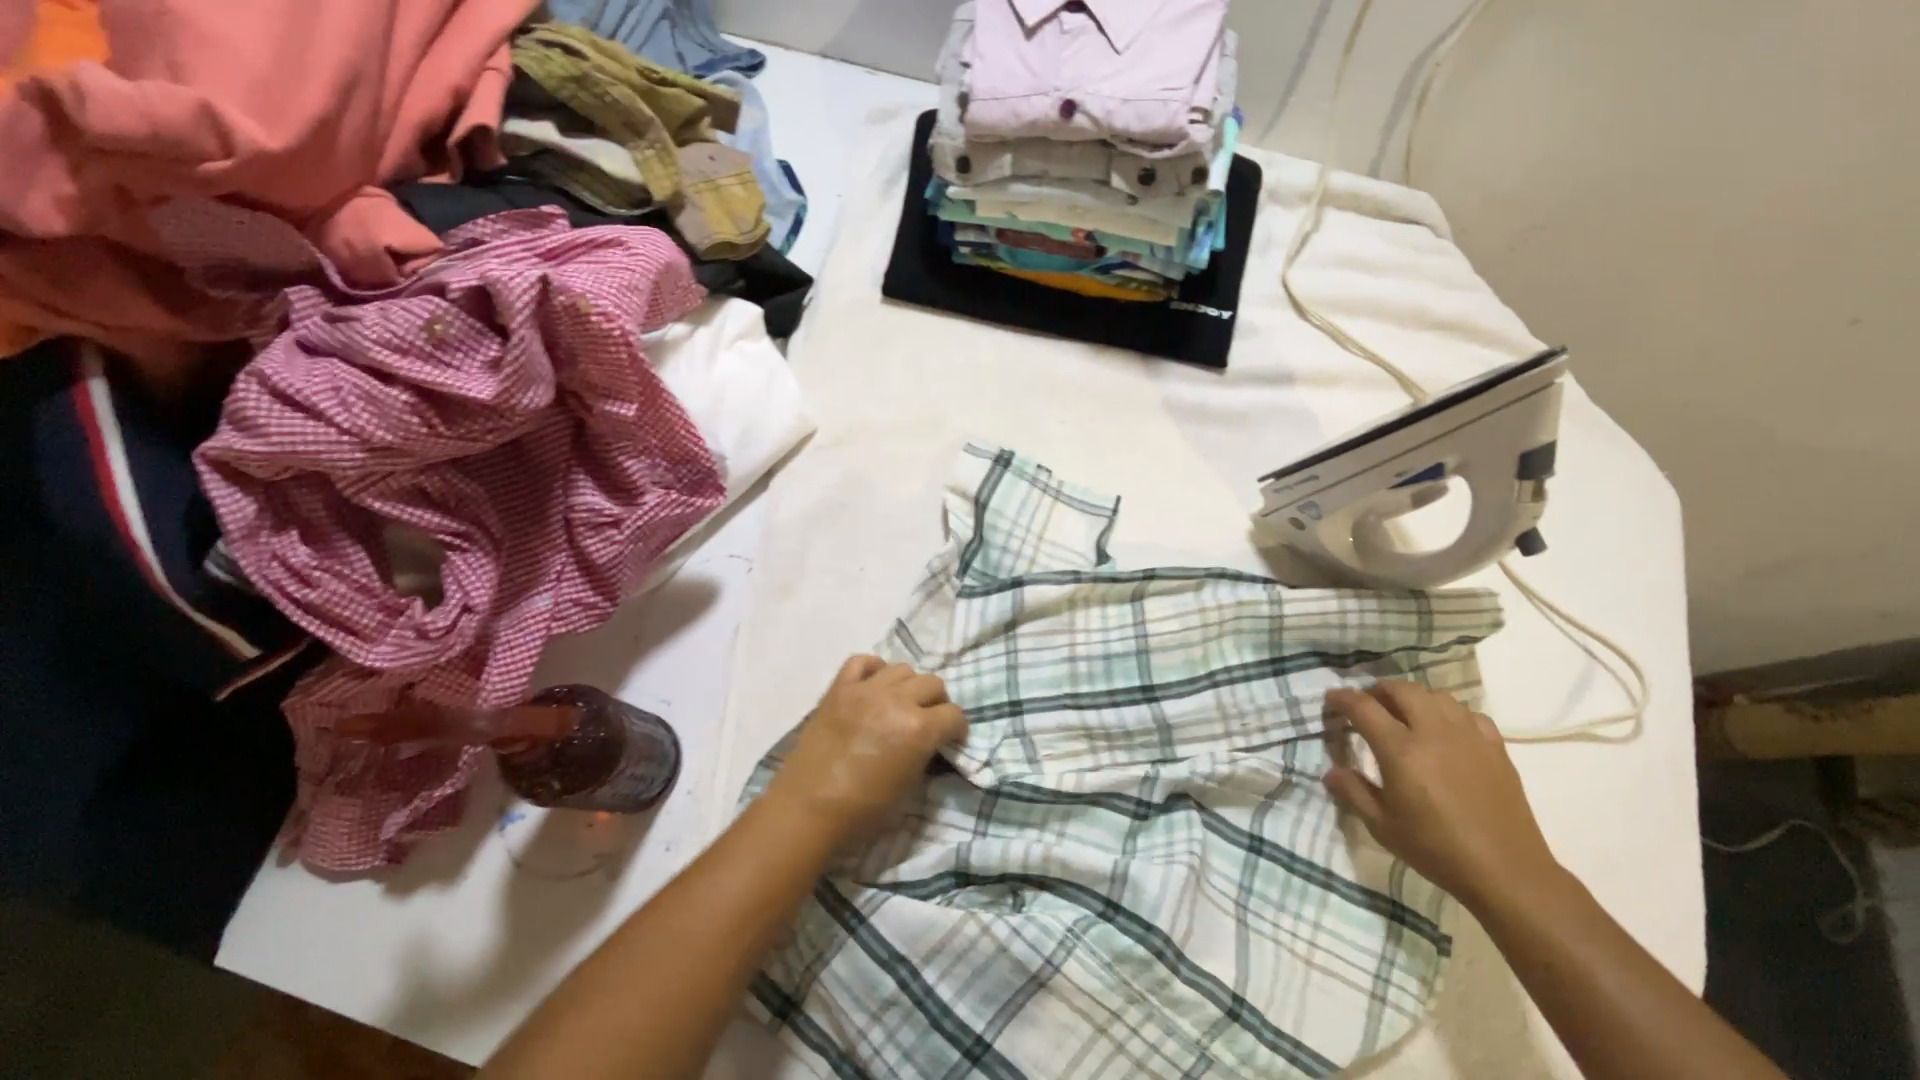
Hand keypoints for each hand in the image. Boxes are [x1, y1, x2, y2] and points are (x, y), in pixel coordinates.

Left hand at [765, 655, 968, 838]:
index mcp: (919, 729)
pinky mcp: (838, 688)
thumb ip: (925, 754)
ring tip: (899, 704)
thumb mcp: (909, 786)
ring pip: (902, 669)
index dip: (957, 729)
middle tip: (927, 721)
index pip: (954, 714)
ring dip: (908, 686)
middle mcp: (897, 701)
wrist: (809, 806)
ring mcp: (865, 690)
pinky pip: (862, 662)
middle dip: (937, 704)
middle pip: (933, 684)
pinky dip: (873, 670)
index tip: (950, 740)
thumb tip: (930, 743)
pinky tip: (873, 687)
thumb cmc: (864, 809)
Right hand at [1324, 682, 1562, 912]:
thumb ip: (1353, 793)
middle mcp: (1434, 732)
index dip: (1343, 698)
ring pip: (1437, 695)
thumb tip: (1331, 772)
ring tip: (1405, 713)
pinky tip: (1445, 730)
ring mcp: (1469, 736)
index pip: (1364, 708)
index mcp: (1401, 750)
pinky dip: (1449, 712)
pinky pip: (1468, 713)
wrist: (1504, 870)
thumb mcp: (1382, 827)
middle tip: (1367, 704)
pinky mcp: (1495, 747)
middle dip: (1379, 690)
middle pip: (1402, 690)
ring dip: (1414, 697)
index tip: (1332, 699)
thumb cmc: (1436, 849)